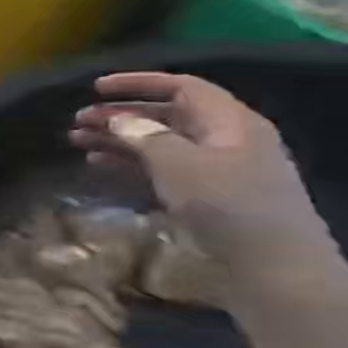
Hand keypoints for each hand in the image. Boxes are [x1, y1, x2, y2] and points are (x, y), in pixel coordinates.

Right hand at [70, 72, 337, 271]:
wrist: (270, 263)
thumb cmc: (226, 204)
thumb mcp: (180, 164)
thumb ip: (145, 136)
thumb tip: (118, 119)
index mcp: (230, 122)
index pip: (182, 87)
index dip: (138, 83)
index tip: (95, 88)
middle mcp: (224, 139)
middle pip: (167, 115)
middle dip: (120, 114)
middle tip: (78, 120)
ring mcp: (215, 168)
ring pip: (158, 142)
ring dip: (118, 139)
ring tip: (78, 142)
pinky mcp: (203, 194)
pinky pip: (159, 168)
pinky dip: (128, 163)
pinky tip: (99, 165)